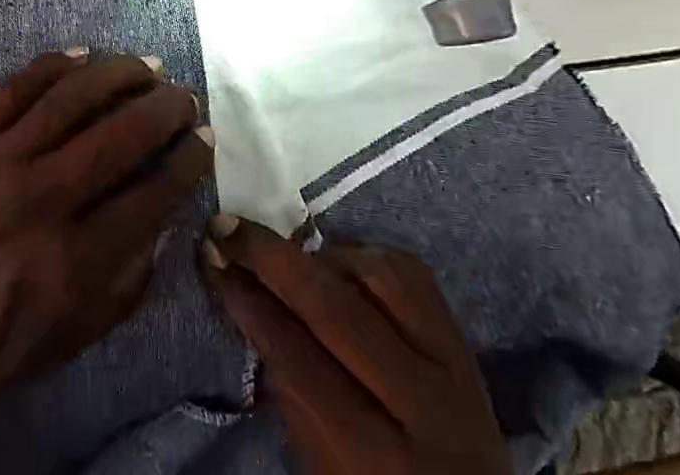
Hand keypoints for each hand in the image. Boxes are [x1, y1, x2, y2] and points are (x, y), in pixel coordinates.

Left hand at [0, 51, 213, 455]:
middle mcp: (44, 198)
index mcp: (76, 258)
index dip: (189, 161)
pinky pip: (14, 90)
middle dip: (166, 108)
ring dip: (119, 74)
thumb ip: (126, 282)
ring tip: (146, 66)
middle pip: (122, 134)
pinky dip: (52, 66)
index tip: (203, 141)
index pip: (154, 192)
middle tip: (185, 96)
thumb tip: (160, 224)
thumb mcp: (69, 339)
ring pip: (72, 98)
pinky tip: (82, 56)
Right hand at [204, 218, 511, 474]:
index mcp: (373, 460)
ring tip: (289, 257)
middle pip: (338, 310)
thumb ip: (289, 389)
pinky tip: (338, 261)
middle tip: (228, 228)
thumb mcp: (319, 467)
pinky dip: (366, 255)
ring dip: (323, 255)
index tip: (214, 262)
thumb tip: (249, 299)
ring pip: (380, 277)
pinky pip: (412, 273)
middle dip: (273, 259)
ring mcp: (452, 367)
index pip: (298, 360)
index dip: (250, 305)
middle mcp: (421, 407)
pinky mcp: (465, 340)